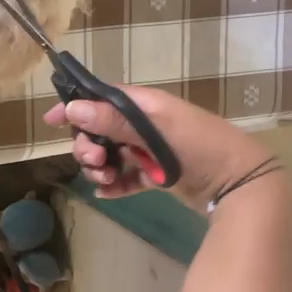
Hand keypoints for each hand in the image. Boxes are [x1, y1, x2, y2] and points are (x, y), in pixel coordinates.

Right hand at [44, 87, 287, 213]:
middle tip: (95, 162)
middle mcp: (144, 124)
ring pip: (110, 155)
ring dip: (99, 167)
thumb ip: (114, 121)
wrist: (239, 183)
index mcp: (145, 106)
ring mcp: (150, 150)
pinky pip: (125, 176)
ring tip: (105, 180)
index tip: (52, 120)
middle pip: (100, 130)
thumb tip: (73, 108)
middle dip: (88, 146)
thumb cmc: (198, 148)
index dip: (75, 106)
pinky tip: (108, 193)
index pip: (101, 98)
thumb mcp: (155, 131)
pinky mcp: (156, 173)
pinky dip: (114, 184)